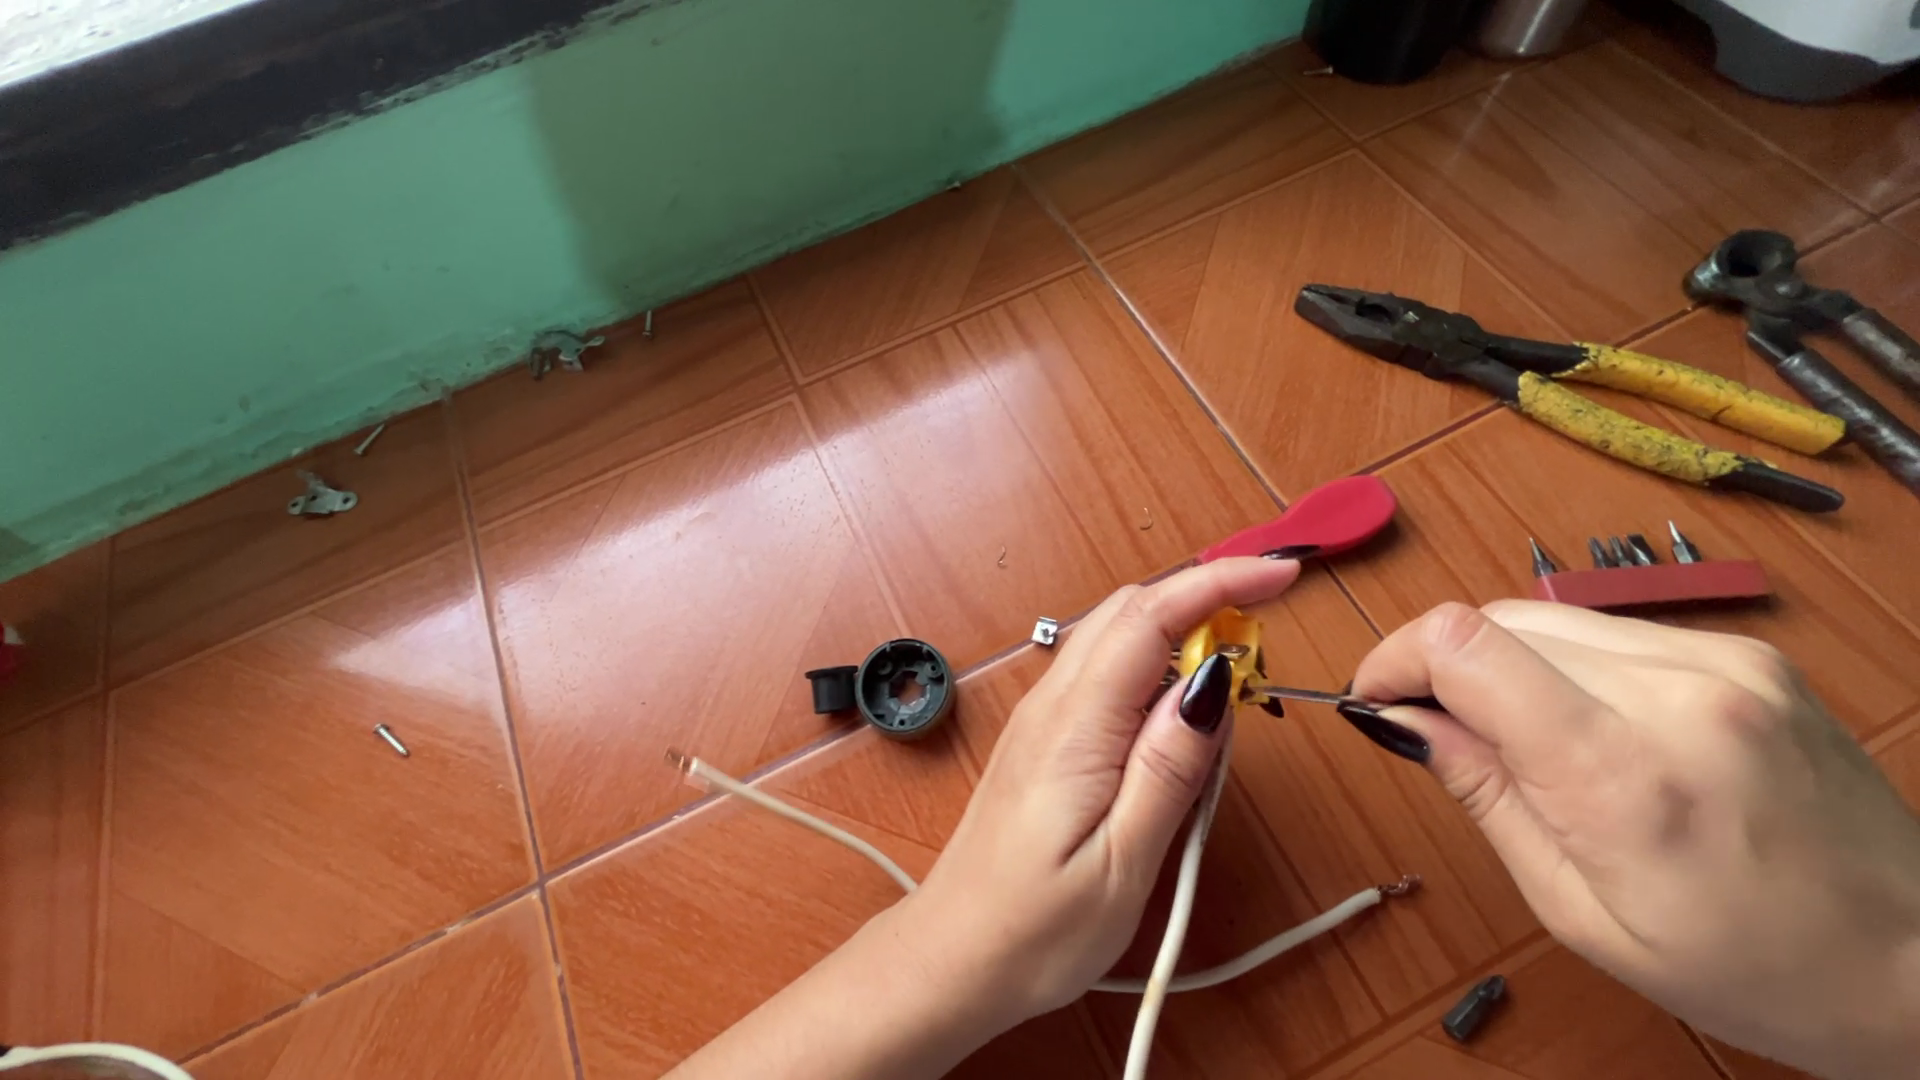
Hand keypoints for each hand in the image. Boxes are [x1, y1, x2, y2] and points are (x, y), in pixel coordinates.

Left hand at [899, 557, 1300, 1028]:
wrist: (956, 954)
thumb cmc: (1036, 926)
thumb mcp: (1122, 860)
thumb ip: (1169, 767)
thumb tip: (1212, 683)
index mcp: (1075, 723)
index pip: (1149, 617)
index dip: (1217, 583)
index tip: (1280, 575)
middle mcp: (1053, 703)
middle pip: (1129, 612)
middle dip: (1204, 598)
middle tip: (1269, 629)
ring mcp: (1043, 716)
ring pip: (1115, 636)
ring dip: (1179, 628)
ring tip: (1237, 670)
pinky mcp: (1045, 736)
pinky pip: (1103, 672)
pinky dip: (1153, 663)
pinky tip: (1179, 709)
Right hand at [1353, 601, 1919, 1079]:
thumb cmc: (1743, 963)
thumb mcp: (1574, 906)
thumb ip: (1478, 789)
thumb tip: (1398, 716)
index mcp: (1622, 769)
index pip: (1462, 645)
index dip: (1393, 657)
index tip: (1376, 698)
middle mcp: (1674, 688)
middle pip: (1489, 620)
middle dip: (1438, 665)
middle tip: (1437, 728)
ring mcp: (1718, 659)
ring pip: (1537, 616)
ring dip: (1496, 662)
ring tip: (1514, 732)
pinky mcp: (1739, 650)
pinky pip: (1598, 628)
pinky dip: (1556, 662)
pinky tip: (1579, 720)